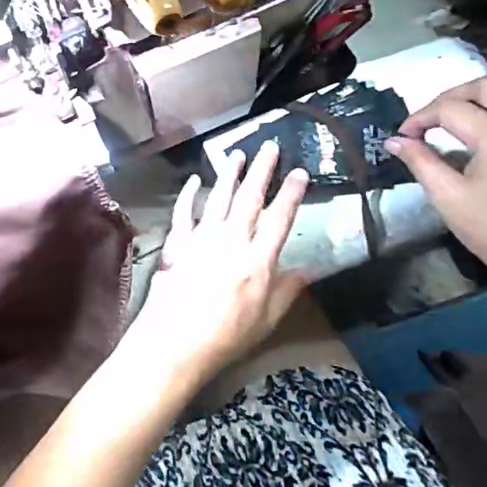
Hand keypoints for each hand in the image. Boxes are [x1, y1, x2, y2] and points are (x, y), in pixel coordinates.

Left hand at [119, 142, 309, 383]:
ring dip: (229, 174)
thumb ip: (287, 290)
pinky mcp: (177, 243)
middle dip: (262, 170)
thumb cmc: (226, 336)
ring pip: (219, 198)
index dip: (291, 194)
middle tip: (269, 146)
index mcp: (258, 261)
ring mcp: (202, 239)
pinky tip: (194, 180)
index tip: (300, 173)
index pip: (279, 219)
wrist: (176, 340)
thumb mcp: (267, 319)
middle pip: (250, 198)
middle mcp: (232, 241)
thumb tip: (309, 269)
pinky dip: (189, 194)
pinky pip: (184, 212)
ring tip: (237, 154)